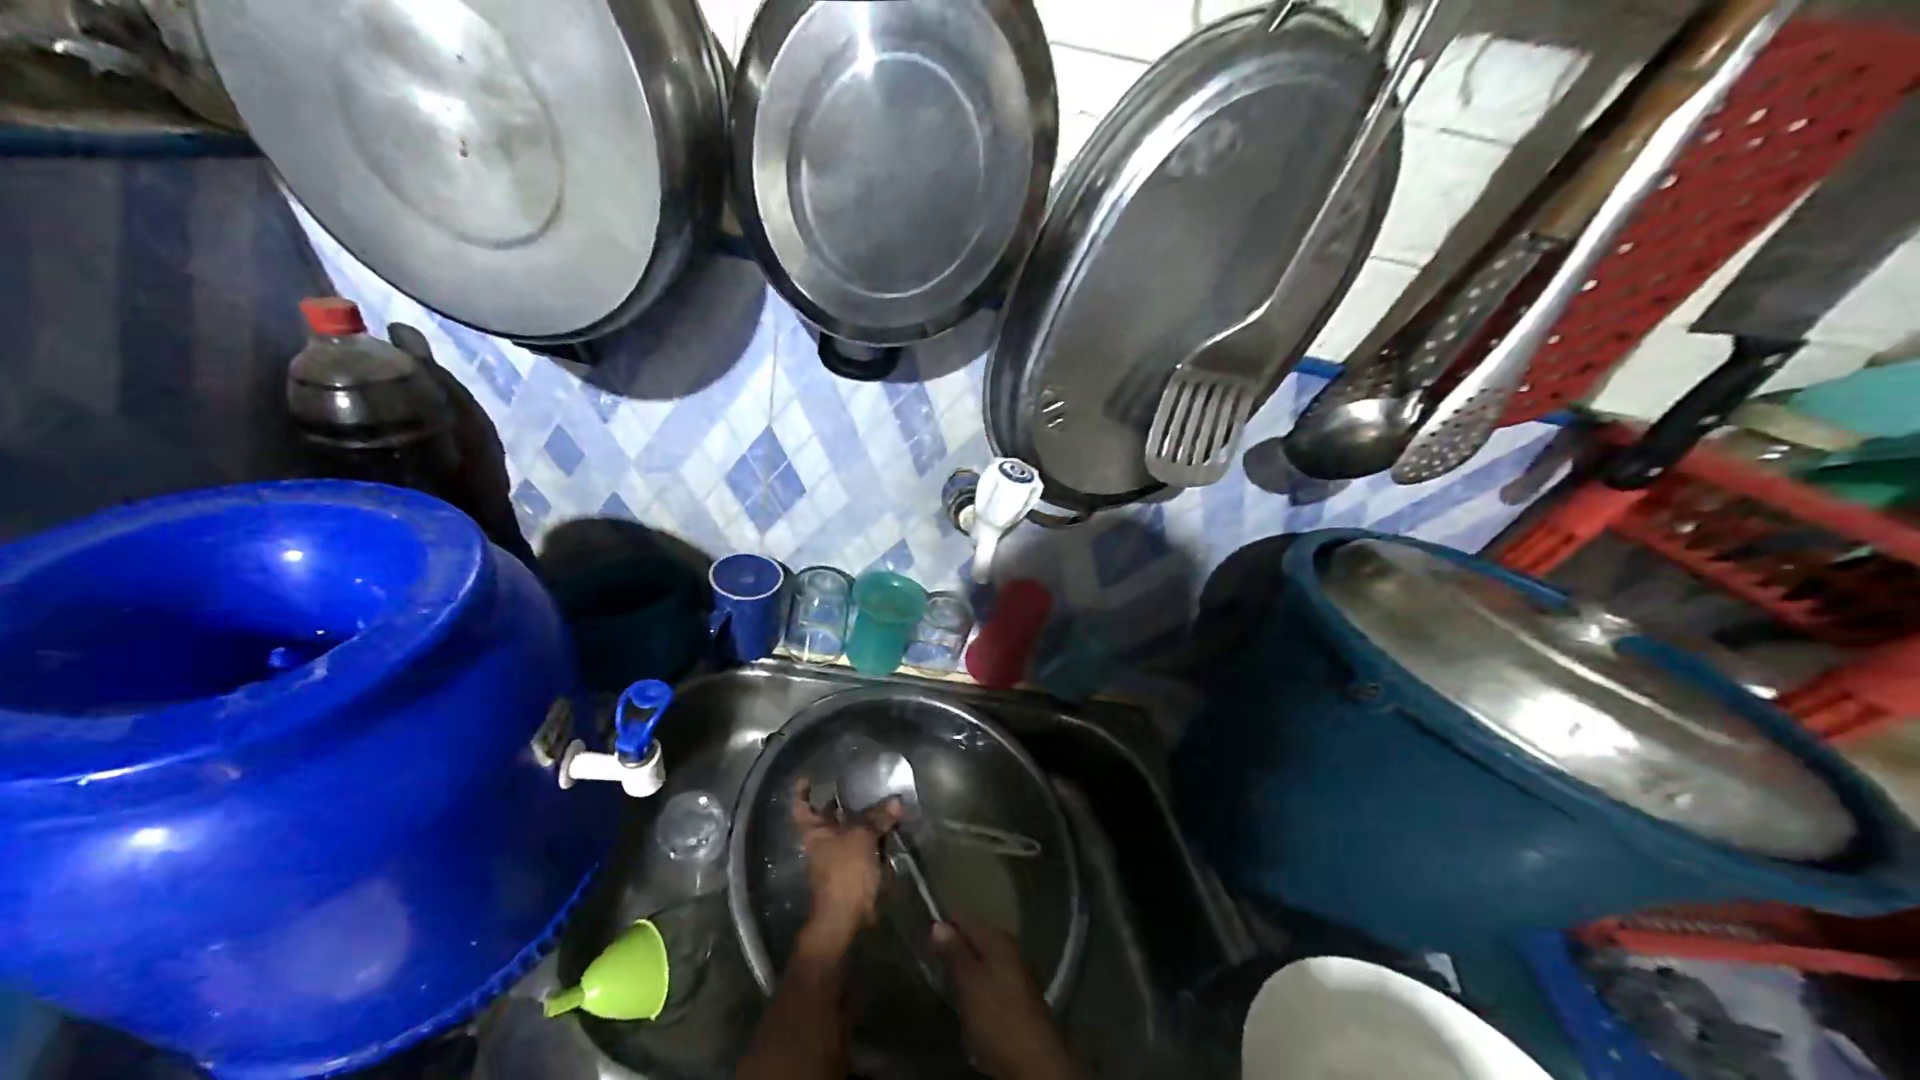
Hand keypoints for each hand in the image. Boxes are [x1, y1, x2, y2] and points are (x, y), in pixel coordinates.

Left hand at [791, 780, 900, 944]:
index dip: (803, 792)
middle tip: (860, 786)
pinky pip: (865, 848)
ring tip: (884, 804)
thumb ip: (877, 818)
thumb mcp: (861, 838)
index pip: (803, 807)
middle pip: (830, 818)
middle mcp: (822, 843)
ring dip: (865, 821)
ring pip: (850, 833)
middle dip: (844, 805)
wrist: (845, 917)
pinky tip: (891, 830)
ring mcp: (837, 858)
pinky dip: (875, 839)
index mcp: (814, 832)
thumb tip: (896, 802)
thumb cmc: (844, 872)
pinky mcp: (854, 872)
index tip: (808, 778)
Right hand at [931, 919, 1080, 1079]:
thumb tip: (938, 923)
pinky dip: (978, 988)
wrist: (1035, 1062)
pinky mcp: (1019, 999)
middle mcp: (1011, 950)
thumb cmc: (997, 1017)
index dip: (943, 928)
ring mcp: (1017, 974)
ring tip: (948, 985)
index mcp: (998, 940)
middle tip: (934, 965)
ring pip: (984, 963)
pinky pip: (991, 982)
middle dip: (955, 950)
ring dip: (966, 971)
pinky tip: (970, 1002)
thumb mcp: (968, 982)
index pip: (964, 920)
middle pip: (975, 941)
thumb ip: (954, 952)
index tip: (925, 941)